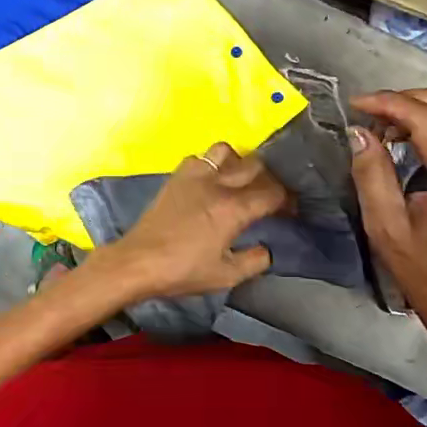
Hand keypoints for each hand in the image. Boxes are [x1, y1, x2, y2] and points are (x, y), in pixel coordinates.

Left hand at [97, 142, 289, 299]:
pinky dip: (210, 164)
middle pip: (255, 165)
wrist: (137, 262)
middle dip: (269, 178)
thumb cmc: (182, 271)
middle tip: (268, 195)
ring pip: (226, 150)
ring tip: (238, 180)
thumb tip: (267, 250)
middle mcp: (218, 185)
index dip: (287, 201)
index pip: (273, 193)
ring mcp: (195, 176)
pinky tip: (209, 181)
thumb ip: (255, 261)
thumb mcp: (226, 276)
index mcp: (234, 209)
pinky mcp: (176, 177)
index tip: (289, 211)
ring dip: (238, 162)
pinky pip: (200, 157)